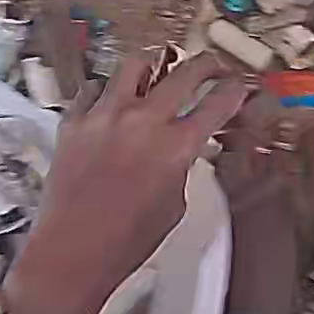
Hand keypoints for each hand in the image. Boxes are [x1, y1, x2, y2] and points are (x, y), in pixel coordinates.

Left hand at [4, 50, 249, 313]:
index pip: (218, 103)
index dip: (235, 89)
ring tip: (156, 71)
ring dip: (152, 66)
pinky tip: (109, 101)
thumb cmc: (126, 239)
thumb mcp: (173, 204)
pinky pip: (92, 89)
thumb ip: (179, 166)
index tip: (238, 83)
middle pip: (184, 72)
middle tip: (210, 65)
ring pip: (134, 65)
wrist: (74, 249)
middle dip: (205, 64)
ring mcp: (105, 116)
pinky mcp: (74, 121)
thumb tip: (178, 149)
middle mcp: (142, 121)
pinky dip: (105, 91)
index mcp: (175, 146)